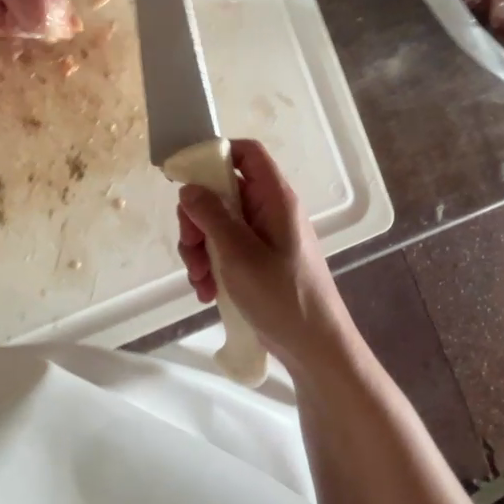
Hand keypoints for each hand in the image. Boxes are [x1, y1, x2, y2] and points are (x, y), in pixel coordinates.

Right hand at [176, 140, 357, 373]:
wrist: (316, 351)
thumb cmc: (282, 297)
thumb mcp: (239, 254)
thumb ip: (211, 216)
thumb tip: (189, 189)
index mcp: (275, 199)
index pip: (247, 153)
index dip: (216, 154)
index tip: (186, 178)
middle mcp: (270, 212)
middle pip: (223, 192)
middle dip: (197, 218)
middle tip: (189, 246)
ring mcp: (265, 238)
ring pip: (219, 224)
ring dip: (200, 249)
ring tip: (198, 279)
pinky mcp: (260, 263)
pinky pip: (226, 250)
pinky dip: (211, 267)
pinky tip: (207, 292)